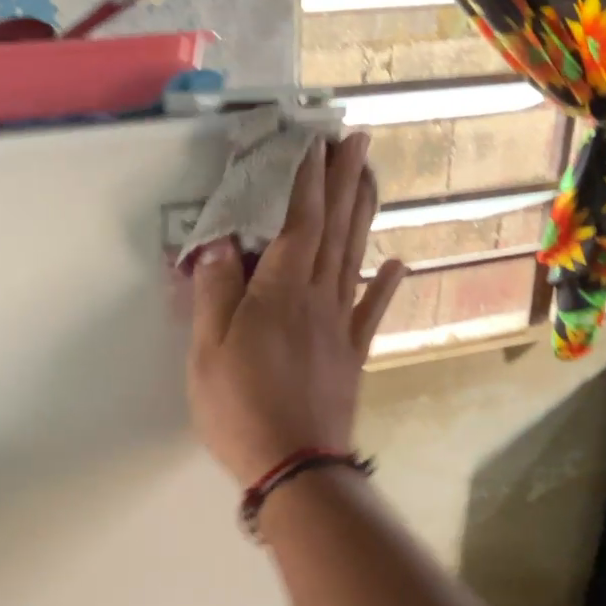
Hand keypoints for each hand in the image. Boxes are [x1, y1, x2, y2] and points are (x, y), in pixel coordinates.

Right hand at [187, 133, 405, 486]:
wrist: (295, 465)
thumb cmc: (239, 408)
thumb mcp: (208, 351)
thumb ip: (215, 293)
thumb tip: (220, 242)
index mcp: (279, 293)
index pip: (297, 223)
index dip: (305, 181)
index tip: (314, 141)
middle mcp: (317, 298)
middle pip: (334, 229)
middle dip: (344, 181)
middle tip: (357, 139)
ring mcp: (340, 326)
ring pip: (354, 258)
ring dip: (363, 213)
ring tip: (372, 176)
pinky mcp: (352, 354)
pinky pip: (371, 311)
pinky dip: (384, 284)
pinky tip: (397, 262)